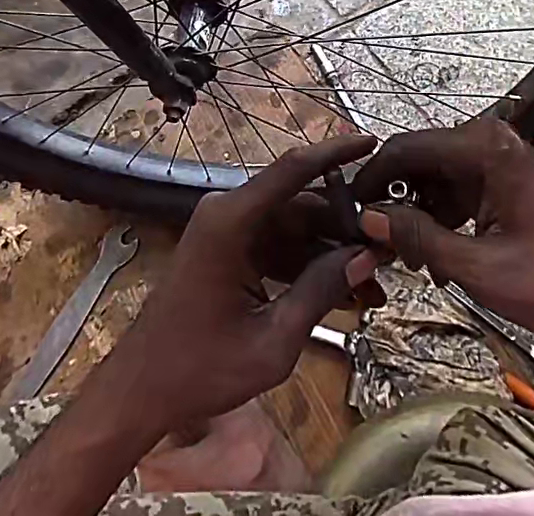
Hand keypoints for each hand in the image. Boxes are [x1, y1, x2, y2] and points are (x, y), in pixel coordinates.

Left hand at [104, 133, 383, 427]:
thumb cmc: (198, 368)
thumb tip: (365, 257)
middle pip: (301, 206)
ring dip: (332, 255)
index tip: (372, 142)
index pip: (292, 170)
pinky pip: (279, 248)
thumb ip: (320, 291)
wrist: (142, 389)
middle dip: (346, 228)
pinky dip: (309, 268)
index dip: (335, 152)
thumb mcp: (272, 339)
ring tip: (376, 286)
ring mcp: (229, 231)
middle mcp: (229, 214)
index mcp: (231, 221)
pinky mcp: (231, 250)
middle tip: (390, 250)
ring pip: (295, 230)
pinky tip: (345, 295)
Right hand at [352, 118, 533, 337]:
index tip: (349, 214)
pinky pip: (452, 188)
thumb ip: (417, 238)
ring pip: (431, 176)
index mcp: (481, 148)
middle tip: (380, 245)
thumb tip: (366, 218)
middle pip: (416, 161)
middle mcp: (485, 141)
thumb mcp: (479, 266)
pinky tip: (437, 255)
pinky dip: (438, 217)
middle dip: (394, 201)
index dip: (371, 181)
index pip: (403, 149)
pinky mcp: (500, 178)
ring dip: (416, 213)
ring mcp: (494, 158)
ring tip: (413, 259)